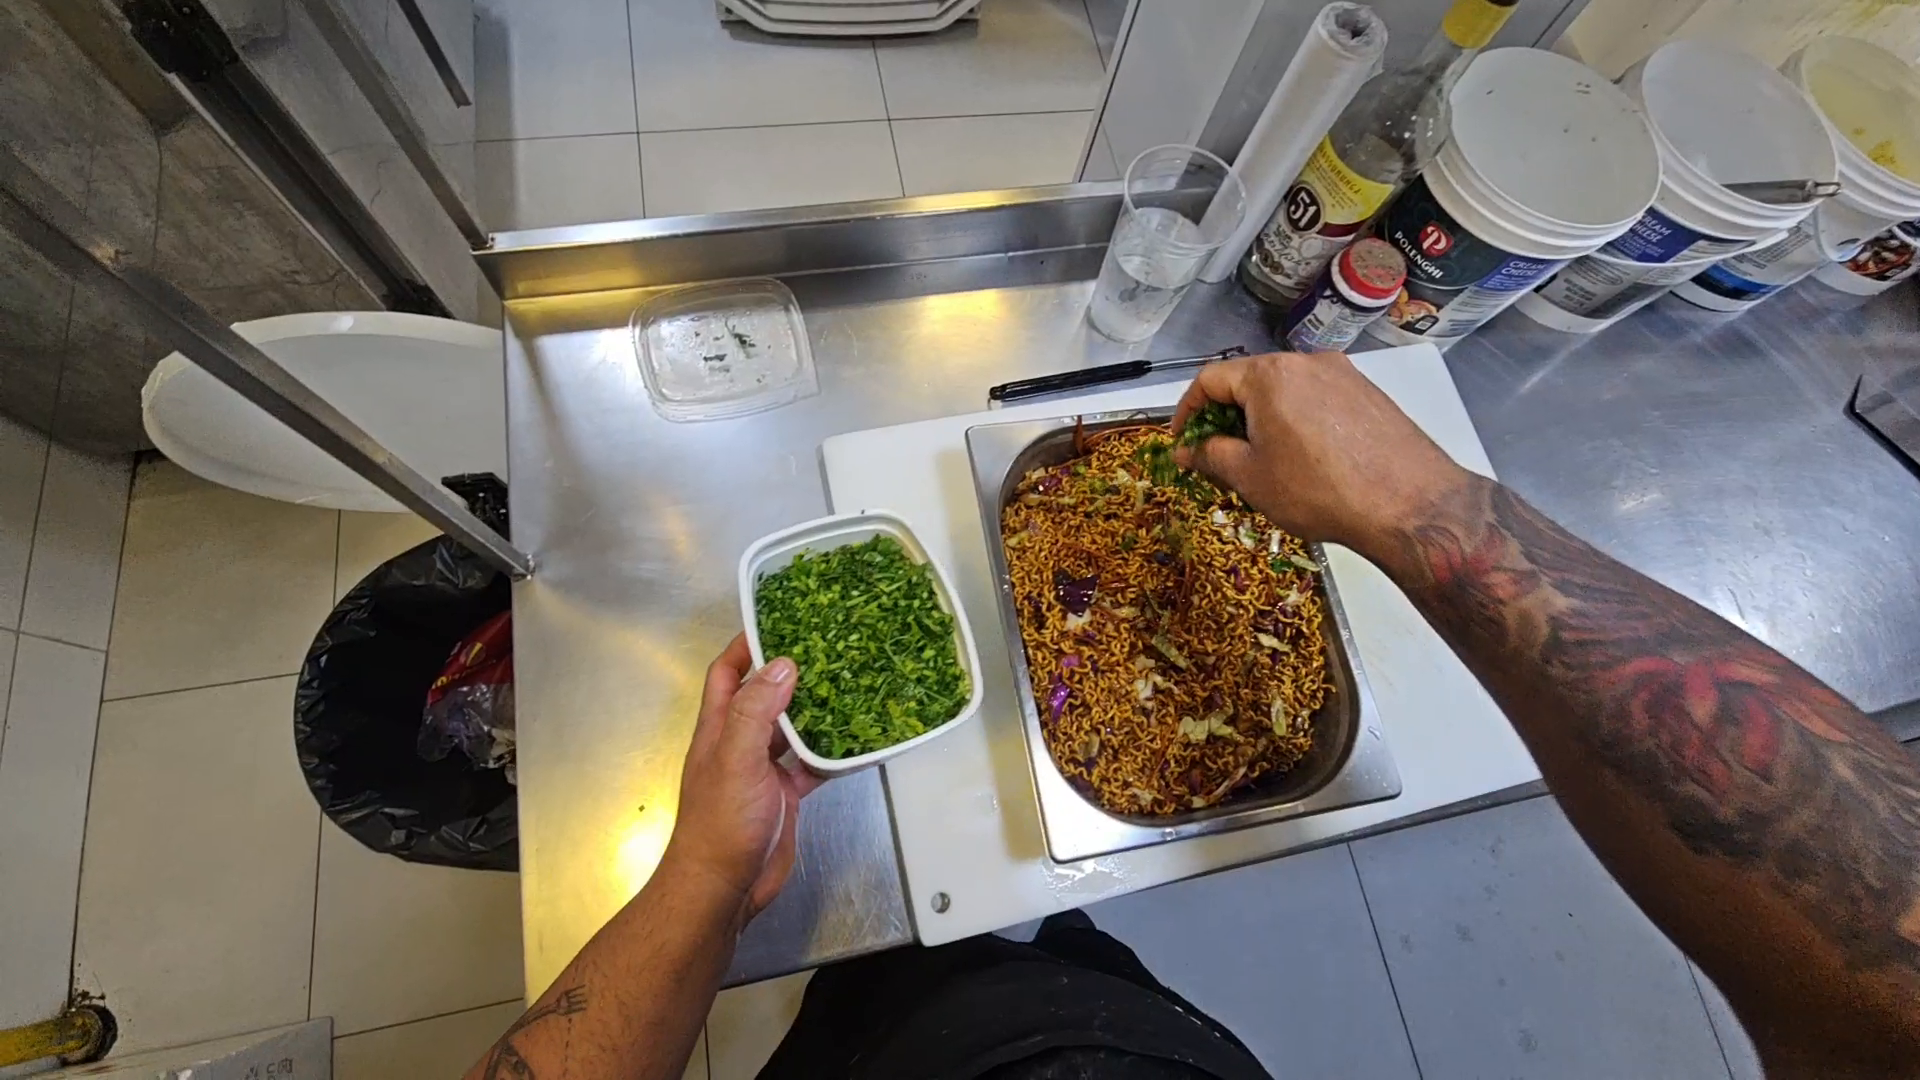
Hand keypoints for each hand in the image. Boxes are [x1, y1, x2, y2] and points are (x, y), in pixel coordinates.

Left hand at [662, 635, 823, 924]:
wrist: (724, 891)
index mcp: (720, 726)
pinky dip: (833, 752)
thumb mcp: (737, 758)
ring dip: (816, 710)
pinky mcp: (785, 793)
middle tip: (829, 649)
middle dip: (792, 672)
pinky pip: (813, 763)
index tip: (781, 622)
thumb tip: (785, 662)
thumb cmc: (722, 823)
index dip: (748, 645)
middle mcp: (740, 741)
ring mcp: (763, 769)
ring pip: (793, 728)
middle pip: (766, 694)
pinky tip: (857, 741)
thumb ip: (757, 710)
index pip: (728, 672)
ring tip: (850, 685)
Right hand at [1170, 351, 1469, 558]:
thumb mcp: (1249, 476)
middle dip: (1224, 417)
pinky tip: (1300, 457)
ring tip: (1259, 460)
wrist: (1410, 505)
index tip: (1181, 441)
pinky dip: (1293, 420)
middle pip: (1247, 381)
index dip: (1186, 411)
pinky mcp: (1367, 393)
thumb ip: (1209, 455)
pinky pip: (1314, 399)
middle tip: (1217, 455)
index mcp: (1269, 375)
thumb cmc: (1318, 490)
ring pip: (1282, 391)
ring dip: (1259, 420)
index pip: (1209, 379)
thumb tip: (1185, 450)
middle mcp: (1306, 363)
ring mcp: (1343, 375)